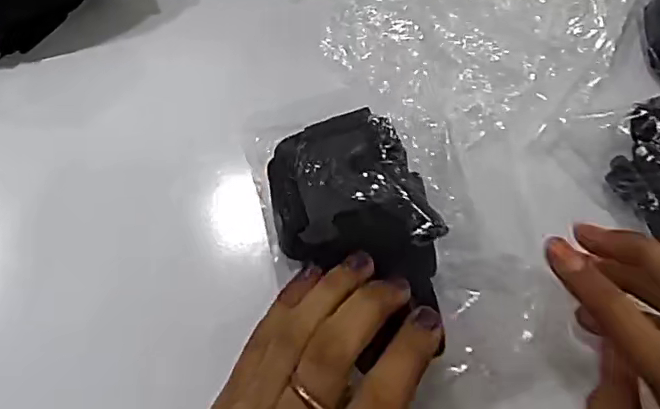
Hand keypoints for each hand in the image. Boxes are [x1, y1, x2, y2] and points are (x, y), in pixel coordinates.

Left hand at [213, 254, 445, 408]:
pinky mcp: (230, 389)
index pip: (377, 402)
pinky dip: (288, 301)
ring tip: (358, 264)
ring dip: (329, 291)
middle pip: (329, 354)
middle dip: (367, 309)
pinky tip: (308, 278)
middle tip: (397, 284)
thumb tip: (405, 375)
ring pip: (292, 333)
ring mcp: (252, 402)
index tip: (429, 323)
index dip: (405, 355)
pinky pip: (262, 334)